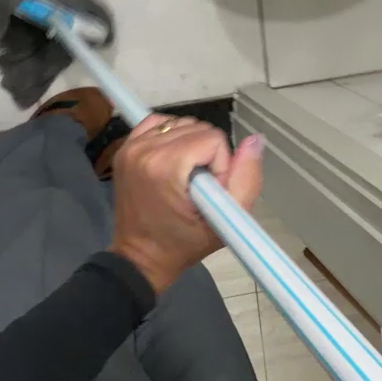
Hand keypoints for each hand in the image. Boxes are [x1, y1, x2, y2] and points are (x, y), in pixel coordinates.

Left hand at [108, 115, 264, 294]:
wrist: (140, 256)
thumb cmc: (183, 245)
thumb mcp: (226, 222)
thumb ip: (246, 179)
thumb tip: (256, 140)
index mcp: (164, 166)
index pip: (213, 139)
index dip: (221, 166)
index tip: (210, 192)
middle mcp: (144, 149)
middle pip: (197, 128)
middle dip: (206, 155)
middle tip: (199, 187)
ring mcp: (131, 147)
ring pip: (180, 124)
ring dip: (190, 146)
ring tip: (185, 177)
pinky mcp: (125, 147)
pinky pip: (158, 123)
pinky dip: (171, 136)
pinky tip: (173, 161)